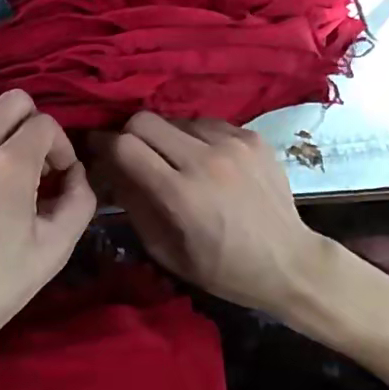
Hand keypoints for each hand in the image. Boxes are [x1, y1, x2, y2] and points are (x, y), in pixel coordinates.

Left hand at [0, 90, 97, 365]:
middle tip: (34, 170)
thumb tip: (74, 175)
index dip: (62, 148)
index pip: (46, 123)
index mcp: (7, 163)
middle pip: (13, 101)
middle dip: (33, 127)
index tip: (59, 180)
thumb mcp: (55, 250)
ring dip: (0, 139)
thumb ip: (80, 200)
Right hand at [93, 113, 328, 315]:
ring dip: (166, 137)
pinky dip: (198, 139)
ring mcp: (233, 143)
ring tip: (176, 162)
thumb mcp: (169, 252)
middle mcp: (206, 159)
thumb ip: (135, 208)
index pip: (125, 146)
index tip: (98, 151)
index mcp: (181, 193)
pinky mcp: (252, 137)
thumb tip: (110, 172)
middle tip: (134, 155)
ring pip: (177, 119)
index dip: (103, 145)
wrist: (290, 262)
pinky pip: (208, 124)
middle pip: (144, 120)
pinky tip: (208, 162)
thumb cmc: (225, 269)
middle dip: (129, 134)